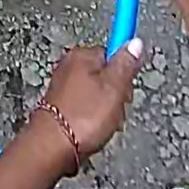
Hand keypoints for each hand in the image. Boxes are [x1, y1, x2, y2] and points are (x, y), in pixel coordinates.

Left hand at [30, 41, 144, 172]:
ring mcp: (63, 85)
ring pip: (96, 94)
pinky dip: (91, 118)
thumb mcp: (114, 88)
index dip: (123, 74)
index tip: (124, 89)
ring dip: (104, 110)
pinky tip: (92, 130)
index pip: (112, 54)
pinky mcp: (60, 104)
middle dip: (114, 95)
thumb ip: (125, 64)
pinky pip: (85, 107)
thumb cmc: (83, 116)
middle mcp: (69, 65)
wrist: (53, 145)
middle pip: (105, 75)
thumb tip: (135, 42)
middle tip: (114, 109)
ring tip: (102, 123)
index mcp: (81, 55)